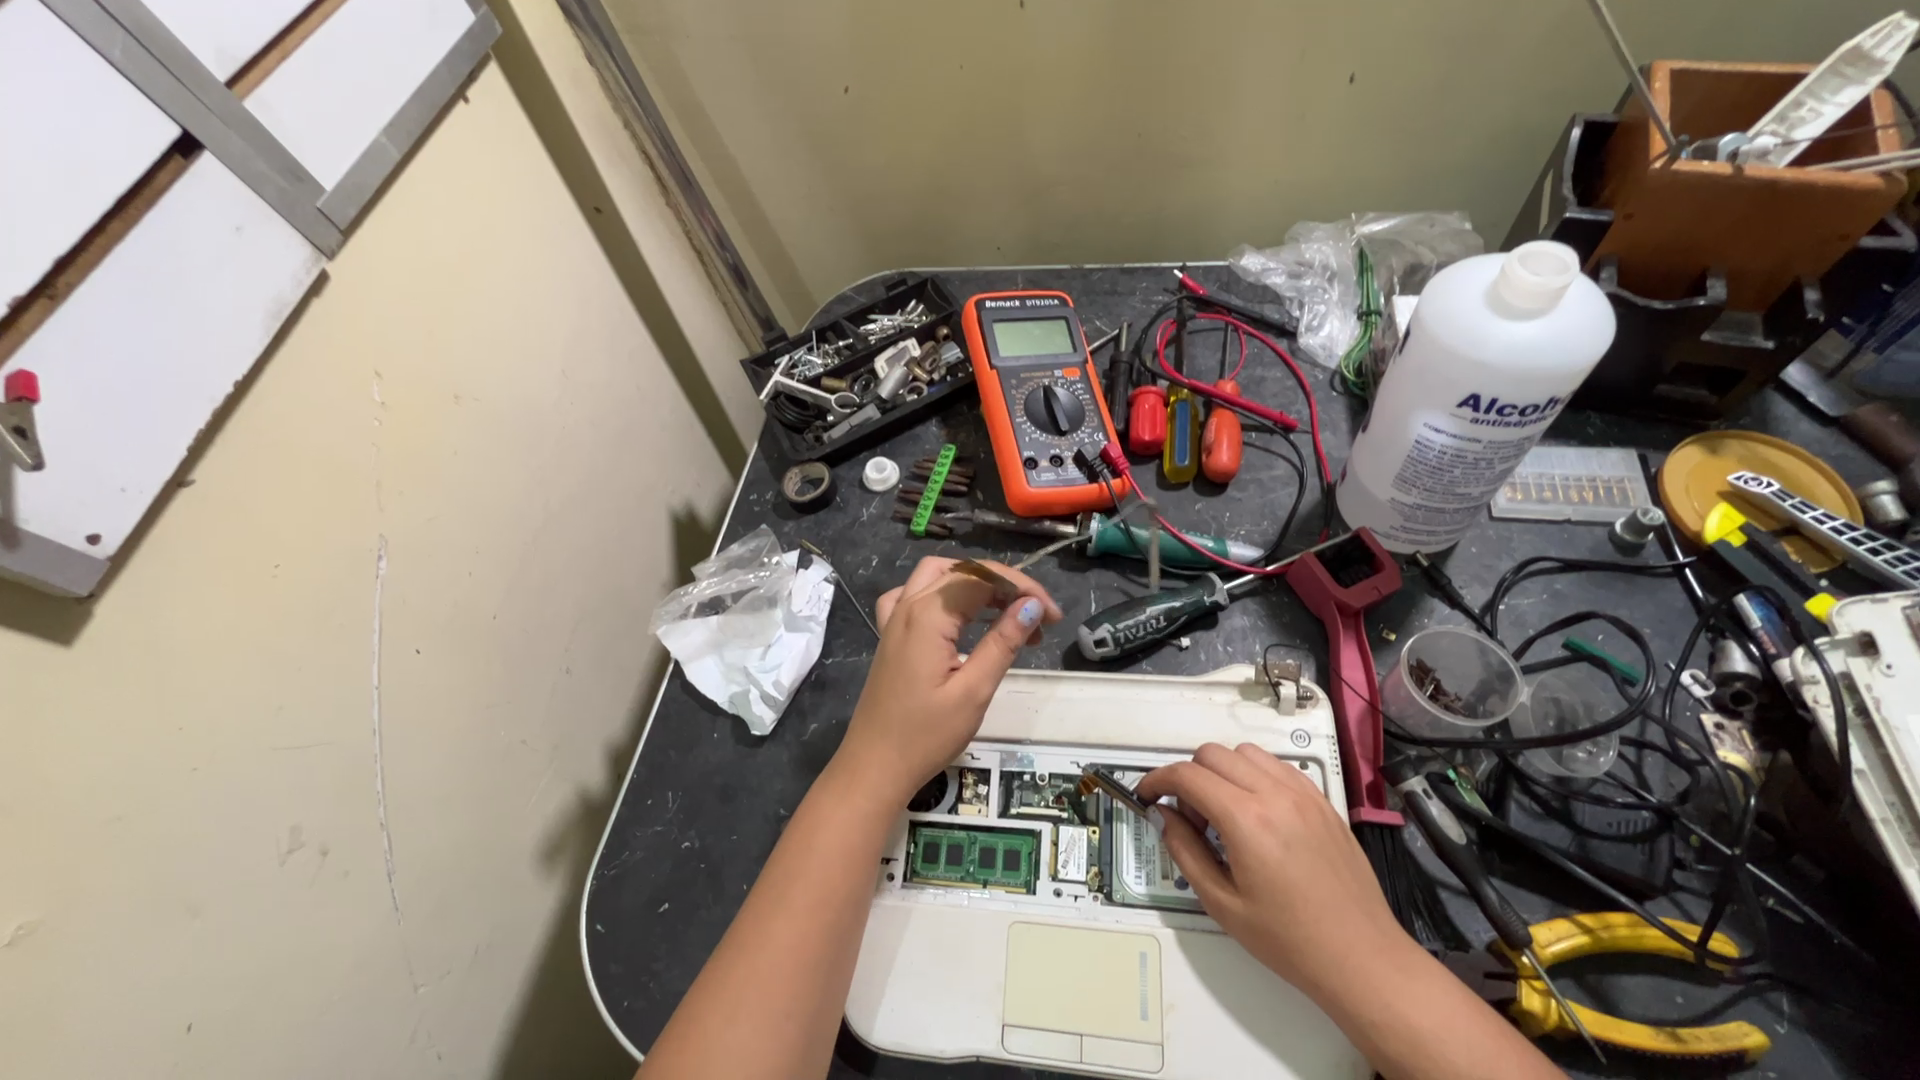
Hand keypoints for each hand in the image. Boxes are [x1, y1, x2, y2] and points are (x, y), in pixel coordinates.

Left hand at [831, 557, 1062, 804]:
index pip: (983, 577)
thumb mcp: (974, 691)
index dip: (1024, 588)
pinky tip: (956, 615)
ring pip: (938, 575)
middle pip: (962, 571)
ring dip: (975, 584)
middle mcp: (908, 605)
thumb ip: (1003, 642)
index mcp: (928, 615)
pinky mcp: (890, 635)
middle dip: (1004, 585)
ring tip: (1006, 613)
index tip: (1053, 618)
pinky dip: (941, 593)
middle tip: (1036, 618)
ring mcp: (894, 619)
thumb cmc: (925, 735)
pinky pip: (913, 595)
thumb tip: (1032, 605)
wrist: (874, 766)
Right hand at [1134, 743, 1409, 994]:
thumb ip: (1185, 850)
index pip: (1188, 775)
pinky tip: (1255, 814)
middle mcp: (1276, 795)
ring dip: (1222, 772)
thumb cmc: (1290, 940)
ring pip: (1245, 752)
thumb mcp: (1222, 903)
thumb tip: (1163, 816)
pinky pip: (1277, 767)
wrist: (1360, 957)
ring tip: (1223, 815)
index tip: (1146, 796)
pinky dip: (1254, 776)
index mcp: (1247, 820)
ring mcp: (1304, 795)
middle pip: (1213, 754)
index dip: (1157, 780)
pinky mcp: (1323, 802)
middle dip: (1189, 778)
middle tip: (1190, 820)